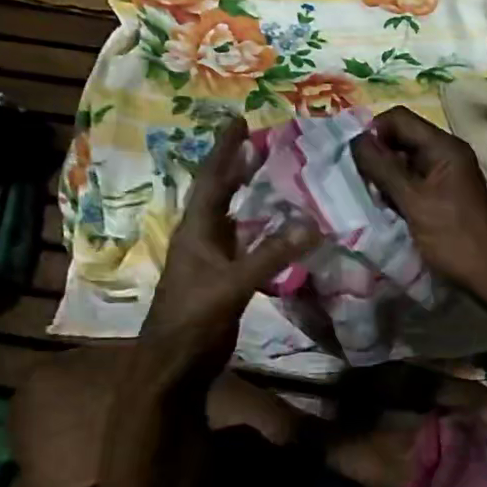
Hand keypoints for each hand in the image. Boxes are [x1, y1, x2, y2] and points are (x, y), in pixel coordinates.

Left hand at [127, 118, 314, 391]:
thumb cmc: (193, 319)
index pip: (212, 180)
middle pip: (220, 192)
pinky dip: (262, 227)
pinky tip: (278, 225)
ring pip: (233, 216)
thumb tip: (312, 222)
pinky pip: (246, 241)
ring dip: (250, 194)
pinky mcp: (224, 277)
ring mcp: (212, 258)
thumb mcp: (232, 285)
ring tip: (272, 173)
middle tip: (261, 140)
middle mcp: (202, 238)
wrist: (173, 365)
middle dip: (237, 165)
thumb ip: (271, 255)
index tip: (240, 120)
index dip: (226, 150)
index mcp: (196, 231)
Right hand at [350, 106, 486, 291]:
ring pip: (404, 161)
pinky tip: (384, 206)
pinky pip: (413, 180)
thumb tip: (355, 140)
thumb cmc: (451, 235)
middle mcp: (447, 153)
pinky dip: (396, 188)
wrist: (485, 272)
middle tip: (359, 179)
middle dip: (377, 154)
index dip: (373, 131)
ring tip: (369, 194)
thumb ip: (383, 168)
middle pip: (402, 138)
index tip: (354, 157)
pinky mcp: (443, 193)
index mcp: (445, 147)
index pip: (399, 118)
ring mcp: (446, 174)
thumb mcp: (412, 200)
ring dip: (385, 174)